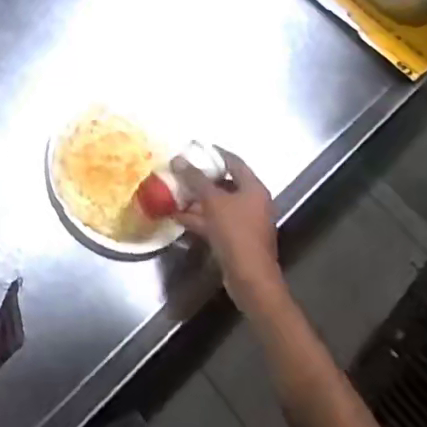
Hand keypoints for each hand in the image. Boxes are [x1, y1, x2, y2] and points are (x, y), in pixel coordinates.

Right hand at [176, 149, 281, 310]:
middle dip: (200, 179)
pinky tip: (178, 216)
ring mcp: (245, 222)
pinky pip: (215, 221)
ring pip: (218, 204)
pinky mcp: (236, 239)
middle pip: (224, 183)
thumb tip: (177, 159)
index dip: (215, 153)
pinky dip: (199, 218)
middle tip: (180, 172)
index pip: (234, 162)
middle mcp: (252, 202)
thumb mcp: (212, 201)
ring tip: (173, 193)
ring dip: (196, 200)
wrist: (250, 278)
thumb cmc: (235, 232)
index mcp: (253, 188)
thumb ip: (195, 178)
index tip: (195, 148)